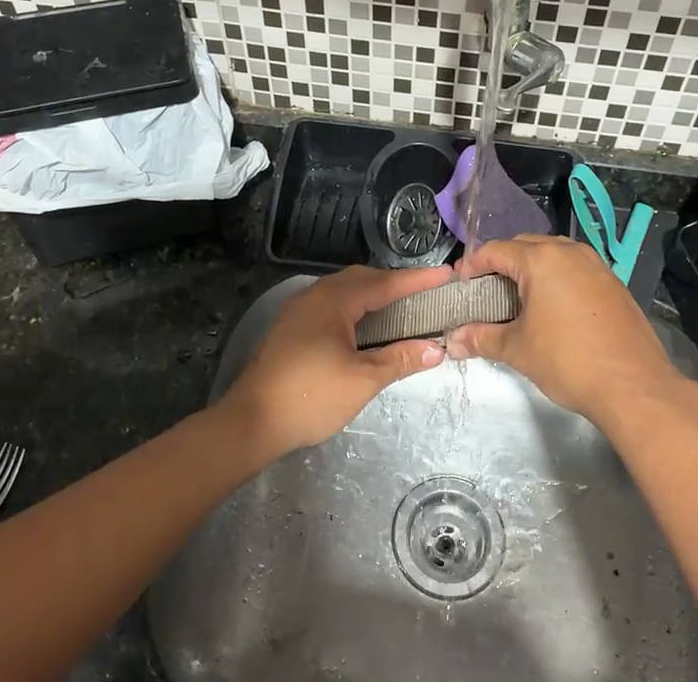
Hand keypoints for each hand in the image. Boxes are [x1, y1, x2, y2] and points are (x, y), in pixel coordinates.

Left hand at [219, 265, 452, 455]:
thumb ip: (400, 359)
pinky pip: (331, 305)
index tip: (446, 275)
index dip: (417, 280)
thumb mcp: (362, 380)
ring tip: (401, 307)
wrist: (251, 421)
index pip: (384, 283)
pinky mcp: (291, 329)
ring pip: (343, 291)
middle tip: (425, 292)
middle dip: (394, 282)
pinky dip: (356, 308)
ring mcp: (298, 312)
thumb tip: (435, 348)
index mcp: (333, 300)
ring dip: (373, 294)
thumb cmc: (310, 396)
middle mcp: (314, 296)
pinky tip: (366, 327)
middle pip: (361, 279)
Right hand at [451, 234, 682, 419]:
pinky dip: (558, 280)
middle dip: (502, 264)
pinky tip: (554, 310)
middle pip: (525, 246)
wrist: (634, 386)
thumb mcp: (518, 349)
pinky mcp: (614, 284)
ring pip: (555, 255)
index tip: (461, 288)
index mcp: (542, 260)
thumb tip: (453, 340)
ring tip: (519, 300)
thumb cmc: (568, 361)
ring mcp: (597, 266)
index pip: (496, 251)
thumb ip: (482, 338)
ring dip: (532, 269)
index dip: (473, 266)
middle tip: (487, 293)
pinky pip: (577, 270)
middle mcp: (570, 253)